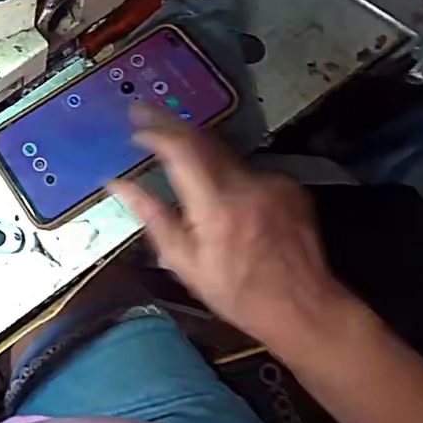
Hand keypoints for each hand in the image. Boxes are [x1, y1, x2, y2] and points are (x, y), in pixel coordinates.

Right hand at [109, 106, 358, 352]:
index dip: (156, 132)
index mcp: (216, 206)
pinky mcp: (289, 186)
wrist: (305, 309)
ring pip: (224, 152)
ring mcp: (272, 182)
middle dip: (169, 124)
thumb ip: (151, 216)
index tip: (135, 126)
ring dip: (195, 146)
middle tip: (143, 114)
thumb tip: (117, 185)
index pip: (182, 151)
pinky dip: (223, 169)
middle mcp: (247, 185)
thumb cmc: (235, 292)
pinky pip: (245, 168)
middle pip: (203, 139)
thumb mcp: (183, 262)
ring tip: (170, 145)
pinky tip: (215, 185)